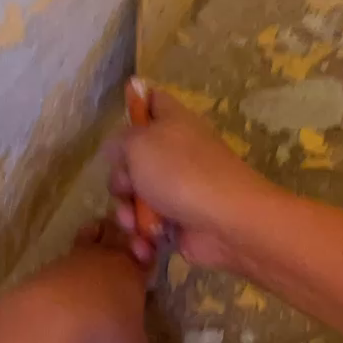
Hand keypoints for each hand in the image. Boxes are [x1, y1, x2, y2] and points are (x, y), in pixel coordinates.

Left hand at [0, 220, 208, 342]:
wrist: (36, 329)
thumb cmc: (98, 342)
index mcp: (129, 275)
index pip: (143, 255)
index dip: (146, 253)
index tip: (147, 250)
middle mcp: (98, 262)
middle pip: (109, 238)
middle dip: (115, 237)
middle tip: (116, 234)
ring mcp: (64, 267)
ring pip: (80, 247)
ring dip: (85, 249)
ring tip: (89, 256)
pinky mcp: (36, 278)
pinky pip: (53, 270)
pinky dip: (58, 278)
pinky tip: (56, 295)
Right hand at [108, 89, 277, 271]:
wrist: (226, 222)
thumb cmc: (181, 172)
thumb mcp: (138, 144)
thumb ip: (119, 141)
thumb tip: (116, 149)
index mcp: (171, 122)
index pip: (151, 101)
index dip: (134, 105)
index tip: (118, 121)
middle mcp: (174, 152)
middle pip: (132, 158)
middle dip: (120, 178)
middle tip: (126, 186)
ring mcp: (177, 187)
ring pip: (135, 195)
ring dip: (127, 212)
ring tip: (134, 223)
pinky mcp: (178, 219)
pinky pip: (147, 224)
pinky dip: (143, 234)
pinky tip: (144, 242)